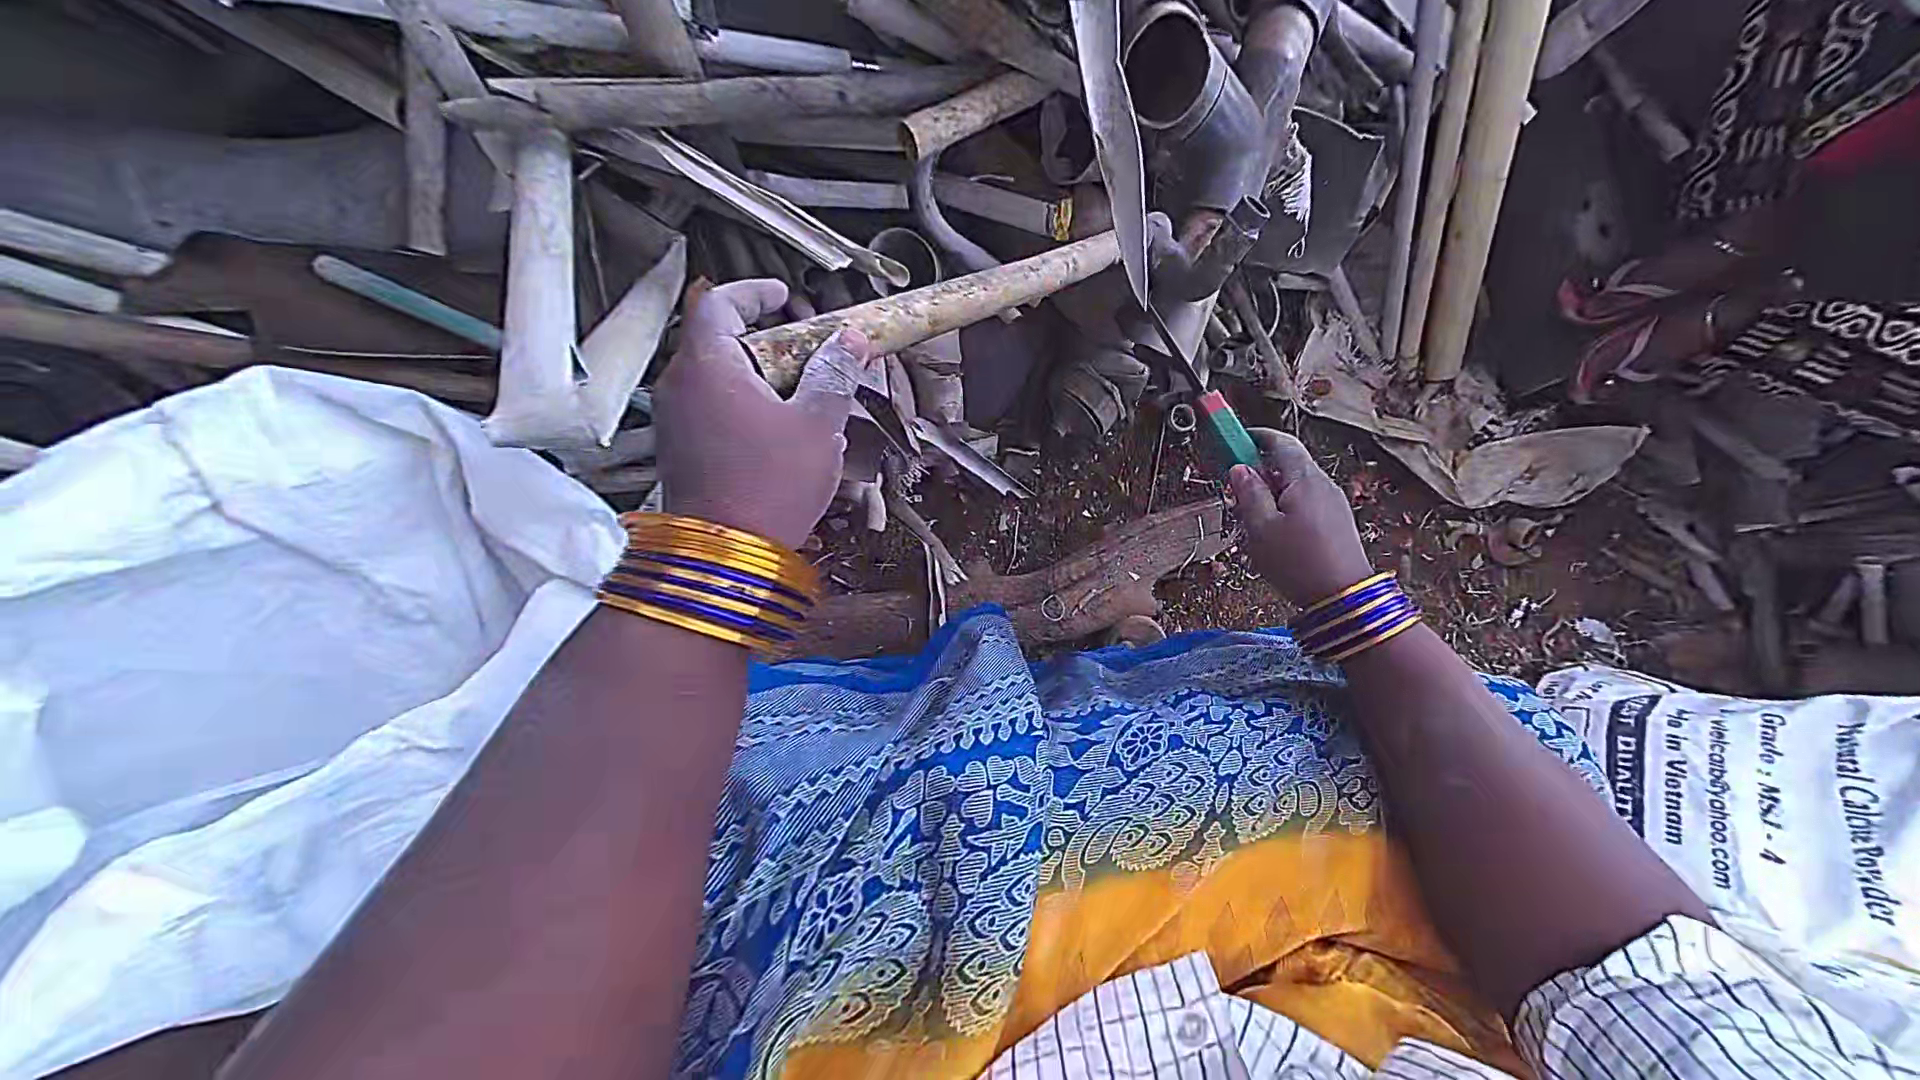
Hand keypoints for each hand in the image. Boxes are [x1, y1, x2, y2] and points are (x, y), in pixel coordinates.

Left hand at [654, 279, 874, 548]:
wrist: (726, 555)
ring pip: (719, 377)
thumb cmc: (770, 486)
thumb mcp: (817, 426)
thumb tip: (850, 341)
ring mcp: (677, 420)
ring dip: (760, 375)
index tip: (784, 295)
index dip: (754, 291)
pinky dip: (746, 404)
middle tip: (809, 351)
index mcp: (709, 366)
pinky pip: (713, 408)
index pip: (720, 303)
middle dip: (768, 340)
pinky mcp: (683, 448)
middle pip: (720, 340)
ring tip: (803, 394)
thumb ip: (833, 375)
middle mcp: (681, 386)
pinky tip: (780, 430)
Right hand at [1225, 428, 1374, 608]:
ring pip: (1295, 485)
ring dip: (1271, 492)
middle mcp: (1323, 485)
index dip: (1257, 437)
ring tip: (1253, 518)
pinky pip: (1305, 502)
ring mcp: (1333, 503)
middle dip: (1260, 471)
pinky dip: (1285, 506)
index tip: (1236, 438)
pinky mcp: (1336, 521)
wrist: (1343, 597)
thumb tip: (1239, 470)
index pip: (1281, 443)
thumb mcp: (1261, 528)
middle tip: (1236, 489)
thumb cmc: (1299, 563)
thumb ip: (1248, 494)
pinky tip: (1274, 531)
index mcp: (1305, 480)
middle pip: (1288, 464)